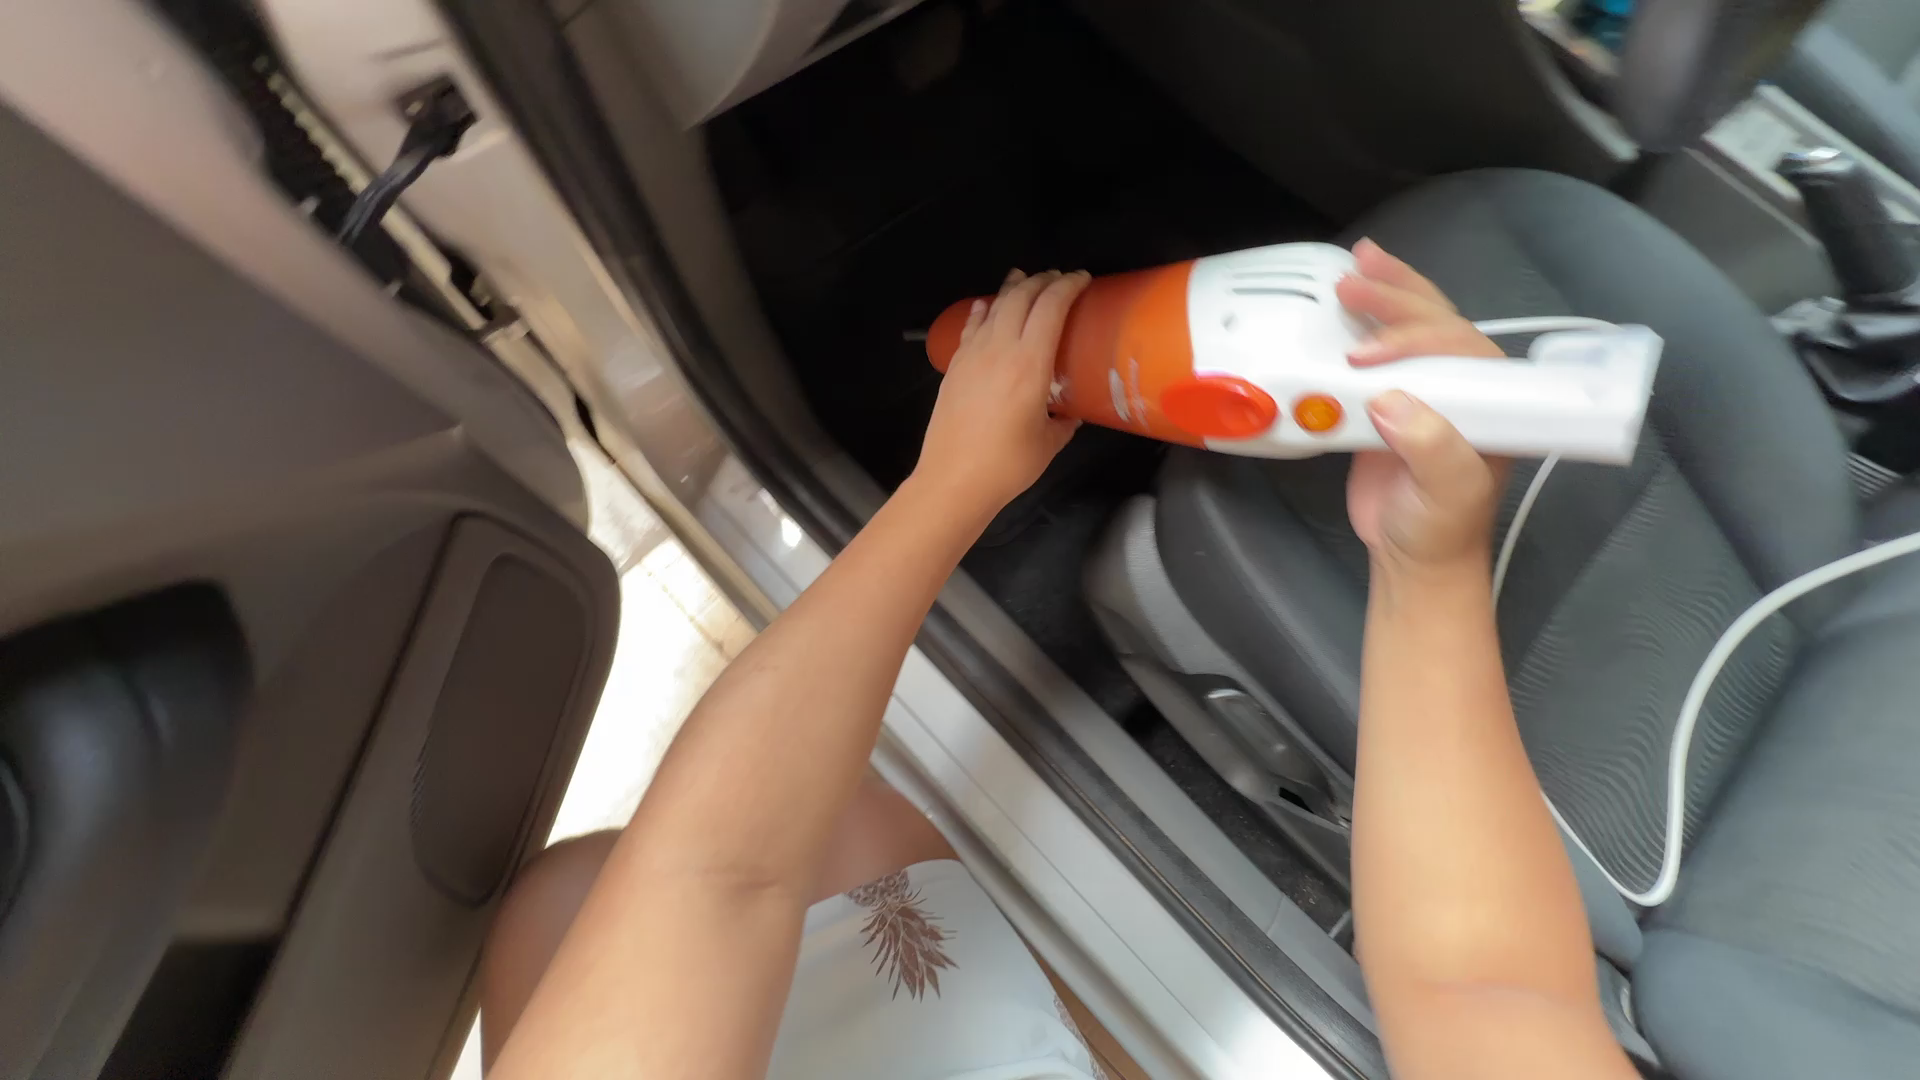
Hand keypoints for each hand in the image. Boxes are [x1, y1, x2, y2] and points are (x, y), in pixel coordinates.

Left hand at [911, 268, 1091, 518]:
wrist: (953, 481)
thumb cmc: (1007, 466)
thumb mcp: (1048, 443)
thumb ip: (1063, 422)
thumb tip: (1070, 413)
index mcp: (1030, 364)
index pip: (1051, 307)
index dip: (1069, 286)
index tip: (1082, 279)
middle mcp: (999, 349)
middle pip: (1021, 297)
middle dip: (1042, 281)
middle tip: (1058, 280)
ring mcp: (971, 356)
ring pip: (993, 308)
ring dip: (1011, 290)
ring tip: (1023, 280)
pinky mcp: (953, 368)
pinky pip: (971, 328)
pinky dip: (983, 312)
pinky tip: (987, 309)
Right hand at [1336, 239, 1507, 572]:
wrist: (1411, 555)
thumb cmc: (1440, 525)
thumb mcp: (1447, 492)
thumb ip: (1430, 447)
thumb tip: (1389, 401)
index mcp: (1489, 396)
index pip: (1452, 345)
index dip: (1407, 339)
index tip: (1360, 356)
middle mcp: (1461, 383)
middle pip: (1433, 321)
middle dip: (1394, 295)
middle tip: (1353, 276)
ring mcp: (1424, 392)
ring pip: (1409, 329)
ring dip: (1384, 294)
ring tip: (1357, 262)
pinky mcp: (1387, 406)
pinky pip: (1375, 359)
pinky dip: (1359, 329)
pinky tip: (1343, 309)